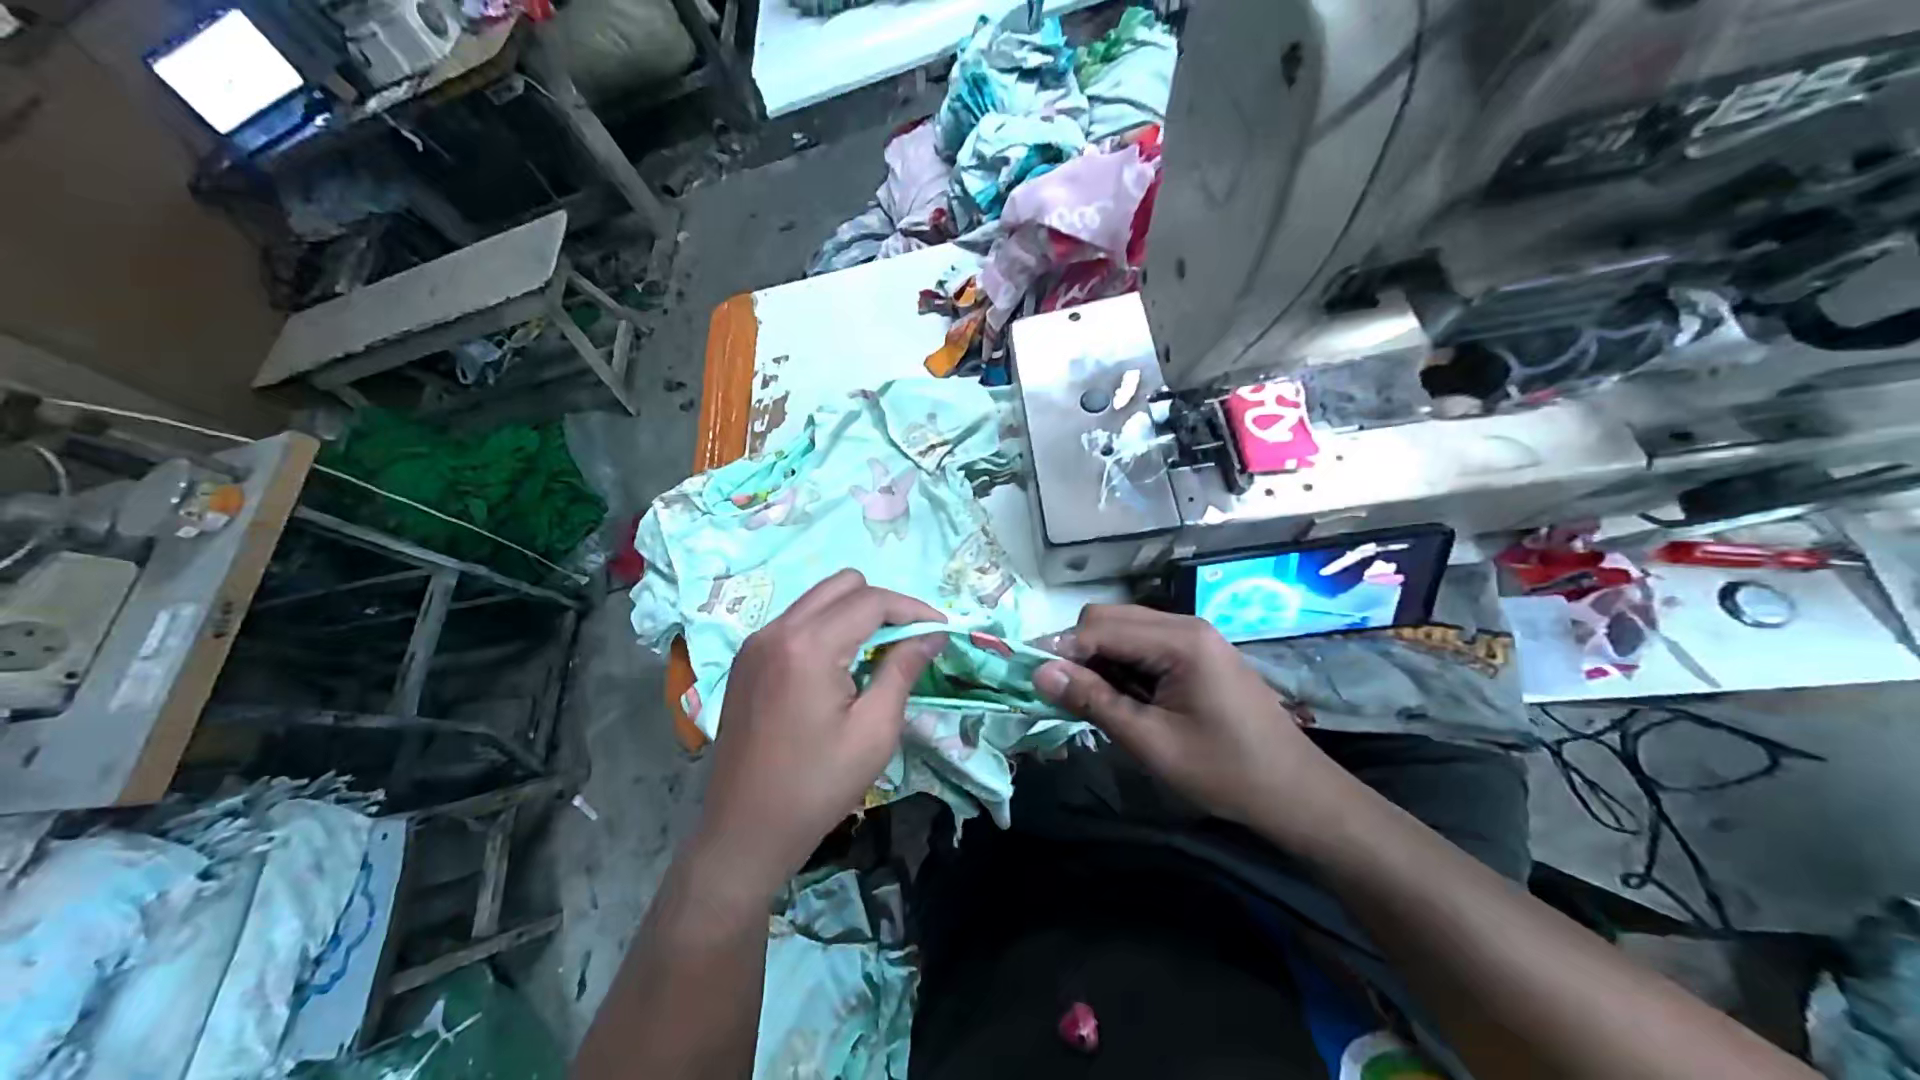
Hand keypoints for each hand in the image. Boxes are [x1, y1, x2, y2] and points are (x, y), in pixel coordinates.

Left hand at [694, 571, 946, 896]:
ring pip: (817, 599)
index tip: (940, 629)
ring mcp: (755, 643)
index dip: (913, 609)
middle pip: (842, 585)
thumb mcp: (874, 730)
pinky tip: (840, 666)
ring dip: (853, 613)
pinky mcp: (746, 660)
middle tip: (908, 640)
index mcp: (808, 645)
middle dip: (883, 604)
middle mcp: (776, 630)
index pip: (871, 600)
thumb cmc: (817, 786)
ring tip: (878, 653)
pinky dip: (826, 628)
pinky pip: (795, 621)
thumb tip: (932, 634)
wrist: (745, 830)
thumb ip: (903, 669)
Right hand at [1034, 605, 1334, 828]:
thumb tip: (1039, 672)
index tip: (1032, 681)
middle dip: (1078, 651)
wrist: (1295, 793)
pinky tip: (1122, 699)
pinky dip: (1122, 666)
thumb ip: (1093, 701)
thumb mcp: (1151, 742)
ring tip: (1091, 703)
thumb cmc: (1224, 771)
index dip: (1061, 650)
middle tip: (1063, 695)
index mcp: (1180, 641)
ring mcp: (1194, 637)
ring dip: (1099, 660)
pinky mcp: (1197, 654)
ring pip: (1124, 630)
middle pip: (1110, 618)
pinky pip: (1144, 646)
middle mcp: (1186, 626)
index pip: (1099, 627)